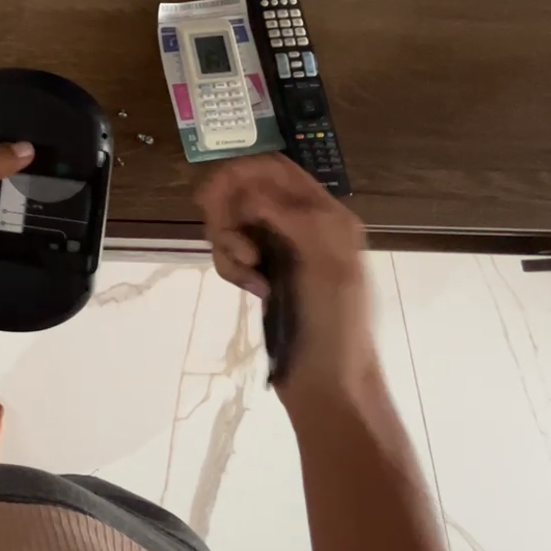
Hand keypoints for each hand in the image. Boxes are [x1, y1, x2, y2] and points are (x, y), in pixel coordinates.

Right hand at [196, 154, 378, 403]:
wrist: (327, 382)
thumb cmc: (335, 324)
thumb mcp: (327, 267)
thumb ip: (294, 219)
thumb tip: (249, 192)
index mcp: (325, 214)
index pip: (273, 168)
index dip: (240, 174)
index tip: (216, 200)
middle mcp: (299, 222)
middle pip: (242, 191)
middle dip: (227, 216)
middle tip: (235, 247)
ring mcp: (278, 247)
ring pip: (230, 222)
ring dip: (227, 246)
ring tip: (248, 277)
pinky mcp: (261, 270)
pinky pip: (229, 252)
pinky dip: (230, 267)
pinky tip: (251, 289)